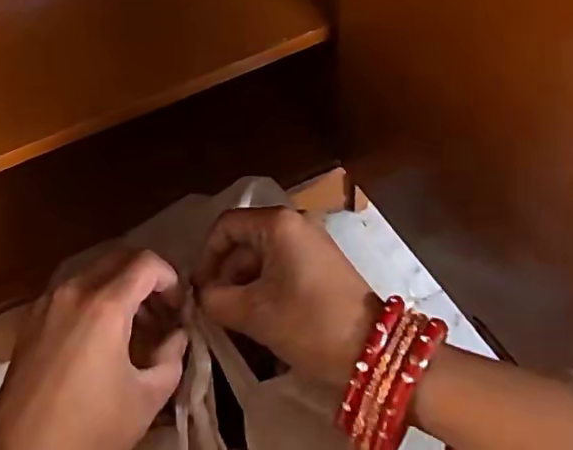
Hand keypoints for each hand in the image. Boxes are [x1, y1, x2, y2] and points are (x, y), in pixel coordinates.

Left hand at [0, 248, 185, 449]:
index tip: (179, 306)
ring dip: (119, 286)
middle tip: (161, 311)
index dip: (170, 277)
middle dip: (146, 277)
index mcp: (105, 304)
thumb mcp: (144, 401)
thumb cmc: (88, 429)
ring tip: (133, 325)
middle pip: (120, 257)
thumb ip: (171, 360)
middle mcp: (75, 289)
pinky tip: (99, 335)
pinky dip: (93, 296)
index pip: (146, 263)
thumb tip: (177, 336)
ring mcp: (49, 299)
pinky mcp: (32, 316)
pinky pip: (71, 288)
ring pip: (94, 270)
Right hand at [193, 206, 380, 387]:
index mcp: (277, 222)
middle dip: (226, 273)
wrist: (374, 351)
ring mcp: (312, 241)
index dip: (207, 255)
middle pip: (245, 240)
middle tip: (213, 307)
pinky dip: (266, 286)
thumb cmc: (309, 322)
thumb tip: (200, 295)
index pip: (227, 226)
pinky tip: (260, 316)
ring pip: (263, 256)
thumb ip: (217, 300)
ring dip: (244, 283)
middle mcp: (295, 222)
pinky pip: (282, 266)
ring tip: (234, 317)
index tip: (199, 288)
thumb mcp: (255, 314)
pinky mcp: (323, 263)